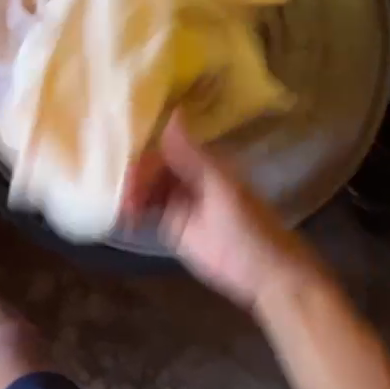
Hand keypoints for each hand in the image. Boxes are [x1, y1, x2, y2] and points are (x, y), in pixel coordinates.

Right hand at [121, 112, 323, 312]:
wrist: (268, 277)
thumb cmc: (249, 229)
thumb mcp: (221, 189)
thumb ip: (193, 155)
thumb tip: (173, 111)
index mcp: (201, 161)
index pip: (161, 150)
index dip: (141, 159)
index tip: (125, 175)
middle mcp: (187, 175)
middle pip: (149, 168)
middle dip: (132, 180)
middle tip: (121, 199)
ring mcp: (179, 200)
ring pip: (145, 188)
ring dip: (129, 195)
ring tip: (121, 211)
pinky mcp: (173, 224)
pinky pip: (147, 209)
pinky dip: (132, 211)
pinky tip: (122, 218)